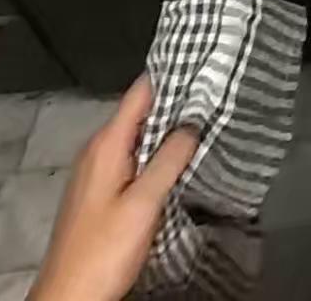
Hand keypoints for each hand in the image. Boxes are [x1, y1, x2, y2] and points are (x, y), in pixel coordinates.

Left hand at [28, 76, 199, 300]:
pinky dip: (156, 148)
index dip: (172, 72)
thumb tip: (195, 120)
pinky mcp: (100, 190)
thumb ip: (170, 158)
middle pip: (141, 110)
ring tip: (204, 117)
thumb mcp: (143, 202)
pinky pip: (133, 154)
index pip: (141, 91)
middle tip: (214, 90)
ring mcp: (96, 170)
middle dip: (175, 99)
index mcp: (106, 144)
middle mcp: (98, 149)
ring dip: (167, 126)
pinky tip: (178, 156)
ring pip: (138, 133)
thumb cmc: (103, 250)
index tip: (203, 61)